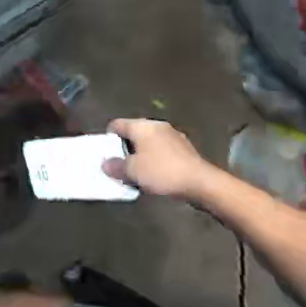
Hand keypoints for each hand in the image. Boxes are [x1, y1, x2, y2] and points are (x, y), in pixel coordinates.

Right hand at [102, 118, 218, 200]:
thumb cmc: (162, 172)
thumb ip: (116, 166)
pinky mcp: (184, 148)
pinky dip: (157, 159)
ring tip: (138, 173)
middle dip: (126, 148)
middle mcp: (156, 125)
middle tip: (121, 165)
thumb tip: (105, 164)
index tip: (106, 152)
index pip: (117, 124)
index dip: (108, 137)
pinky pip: (163, 150)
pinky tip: (157, 175)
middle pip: (134, 133)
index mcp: (141, 126)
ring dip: (142, 154)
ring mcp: (172, 135)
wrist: (200, 182)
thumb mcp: (133, 172)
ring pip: (149, 142)